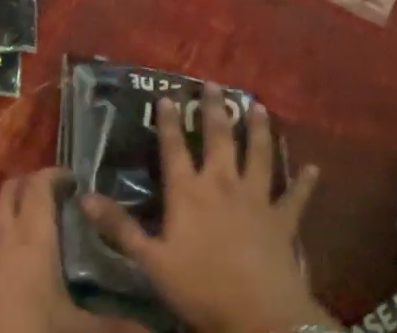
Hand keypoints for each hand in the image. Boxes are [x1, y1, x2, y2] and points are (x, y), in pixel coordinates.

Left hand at [0, 169, 117, 332]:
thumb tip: (152, 330)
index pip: (39, 185)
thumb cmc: (28, 328)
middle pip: (11, 187)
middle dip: (31, 182)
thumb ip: (114, 326)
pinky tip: (12, 249)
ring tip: (32, 214)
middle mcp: (4, 232)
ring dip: (10, 200)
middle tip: (56, 195)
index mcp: (32, 235)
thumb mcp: (74, 328)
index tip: (74, 179)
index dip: (54, 174)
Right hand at [81, 87, 334, 332]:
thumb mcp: (151, 260)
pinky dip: (305, 183)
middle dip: (215, 110)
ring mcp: (257, 200)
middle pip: (219, 139)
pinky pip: (295, 197)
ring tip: (259, 107)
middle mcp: (222, 184)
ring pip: (259, 155)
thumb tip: (83, 196)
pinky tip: (313, 169)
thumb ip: (119, 227)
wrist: (261, 315)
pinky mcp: (284, 221)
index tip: (166, 95)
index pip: (173, 148)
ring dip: (259, 130)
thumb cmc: (201, 286)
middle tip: (215, 85)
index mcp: (188, 192)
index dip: (168, 121)